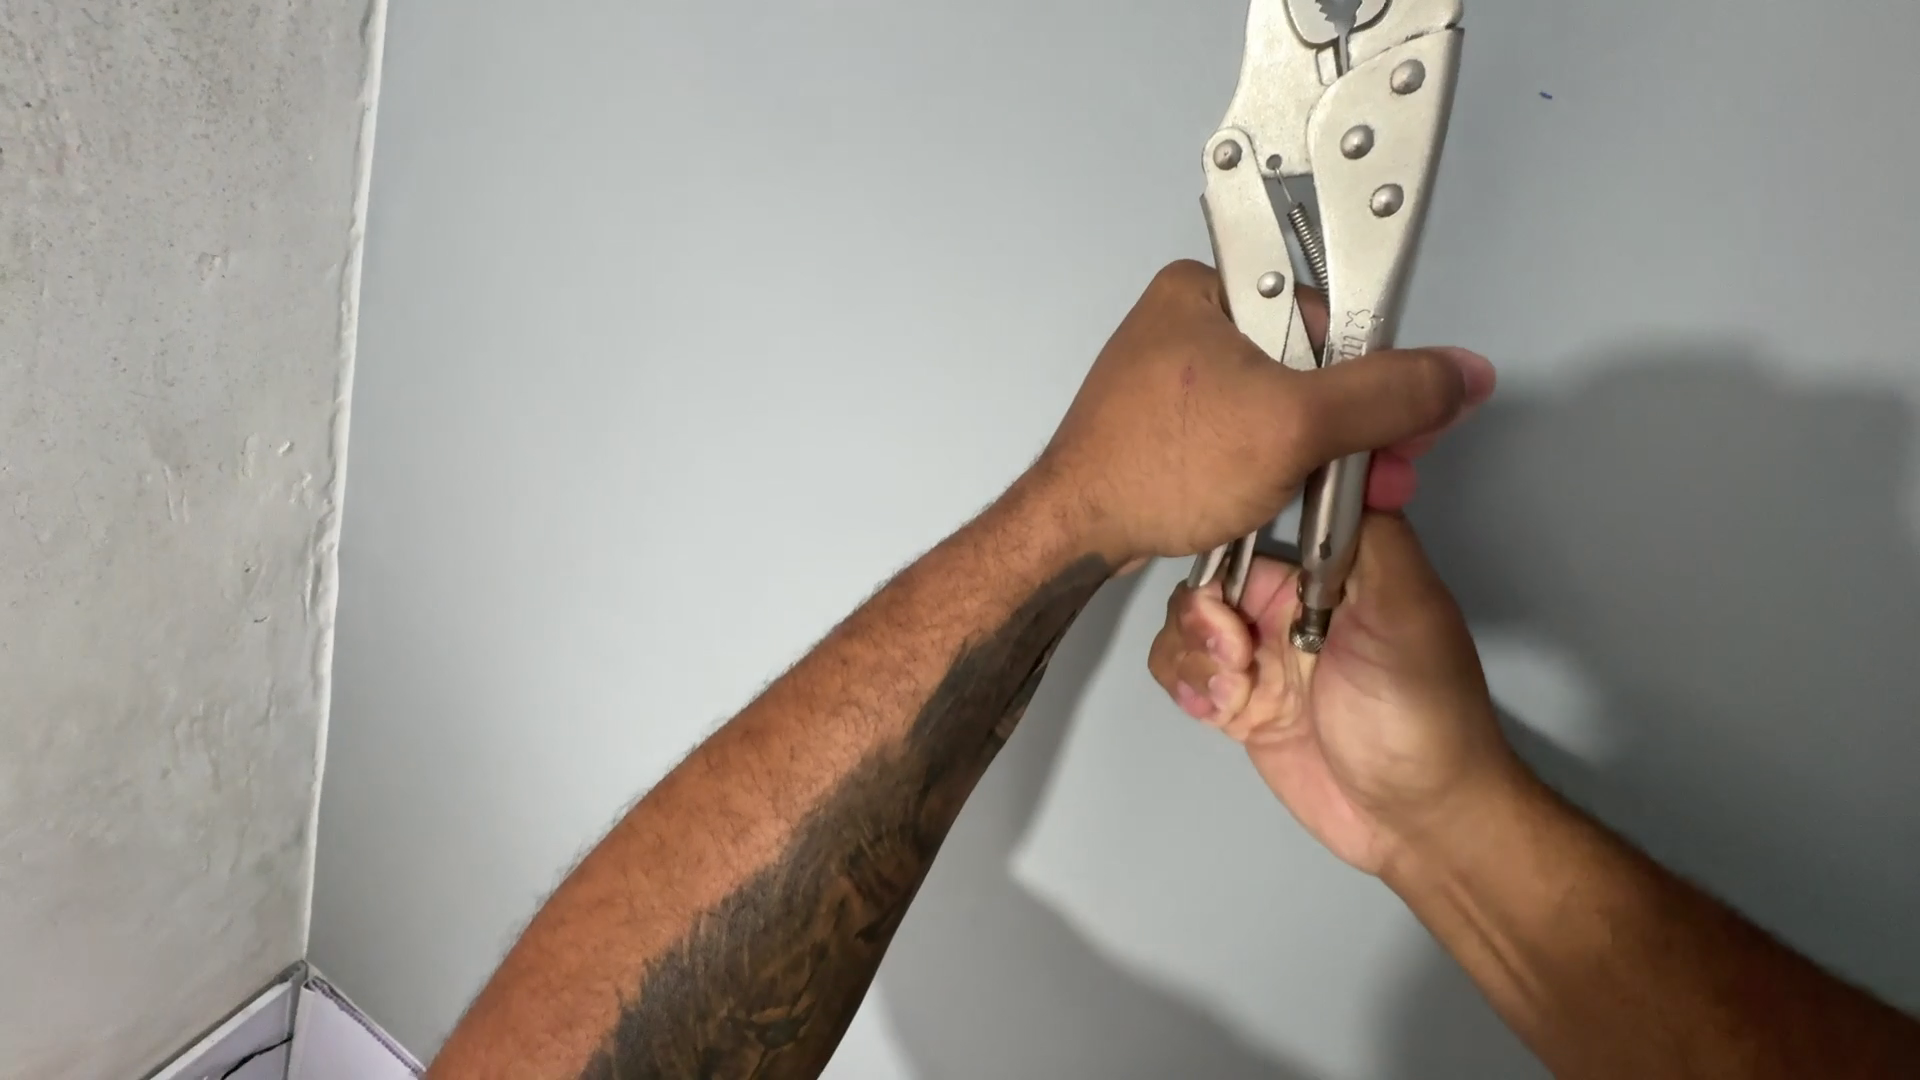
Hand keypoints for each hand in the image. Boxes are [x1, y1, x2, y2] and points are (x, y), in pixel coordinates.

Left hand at [1027, 260, 1489, 564]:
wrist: (1078, 532)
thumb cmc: (1163, 467)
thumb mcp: (1292, 424)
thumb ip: (1386, 395)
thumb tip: (1461, 374)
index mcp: (1205, 287)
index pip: (1324, 303)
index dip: (1370, 362)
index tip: (1398, 414)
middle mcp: (1187, 321)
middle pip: (1307, 358)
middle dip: (1350, 420)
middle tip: (1380, 469)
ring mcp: (1175, 376)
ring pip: (1279, 401)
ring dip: (1317, 446)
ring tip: (1333, 489)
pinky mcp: (1170, 422)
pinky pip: (1244, 429)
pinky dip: (1274, 459)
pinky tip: (1288, 490)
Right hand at [1147, 515, 1525, 875]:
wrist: (1413, 818)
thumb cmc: (1417, 710)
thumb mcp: (1409, 612)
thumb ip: (1374, 538)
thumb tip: (1346, 468)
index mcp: (1318, 582)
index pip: (1241, 546)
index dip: (1220, 576)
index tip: (1233, 622)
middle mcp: (1277, 614)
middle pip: (1197, 591)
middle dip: (1200, 631)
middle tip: (1238, 671)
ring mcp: (1251, 661)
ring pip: (1179, 633)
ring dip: (1192, 666)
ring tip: (1234, 702)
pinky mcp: (1233, 704)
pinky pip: (1179, 675)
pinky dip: (1185, 691)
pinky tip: (1220, 716)